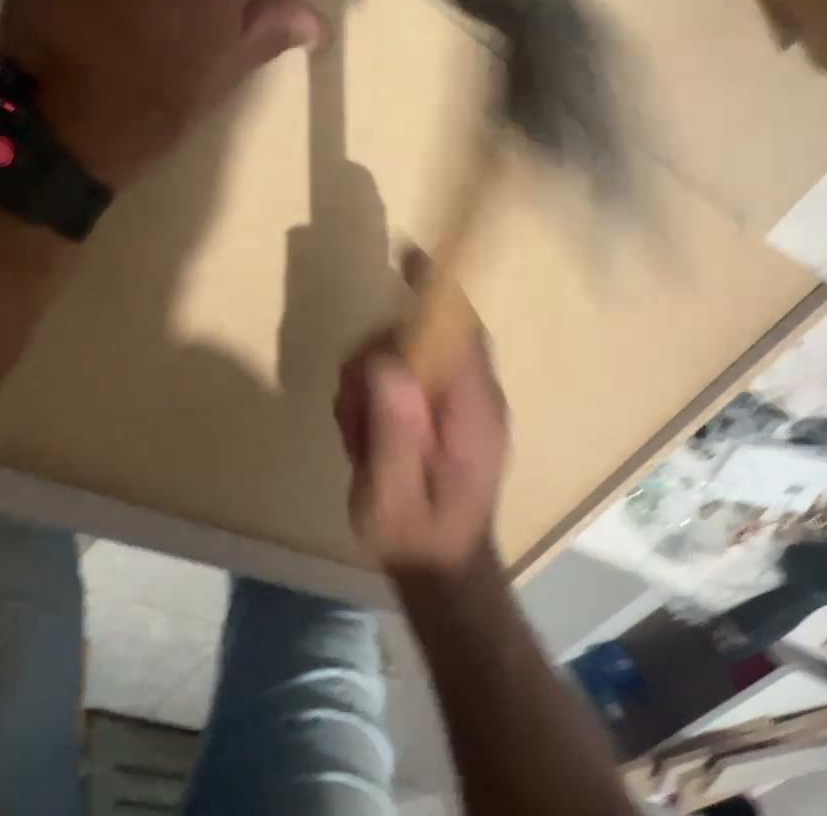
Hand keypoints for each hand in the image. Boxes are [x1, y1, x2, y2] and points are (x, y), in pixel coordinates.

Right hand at [335, 252, 508, 576]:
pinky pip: (400, 378)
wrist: (441, 569)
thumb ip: (394, 432)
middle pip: (422, 338)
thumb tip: (385, 365)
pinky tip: (365, 438)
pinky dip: (372, 397)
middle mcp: (472, 395)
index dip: (434, 289)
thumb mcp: (393, 494)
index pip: (459, 329)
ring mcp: (458, 401)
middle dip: (376, 361)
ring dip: (368, 386)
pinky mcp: (441, 410)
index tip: (406, 256)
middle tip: (353, 415)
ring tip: (359, 439)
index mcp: (472, 408)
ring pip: (401, 357)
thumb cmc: (418, 537)